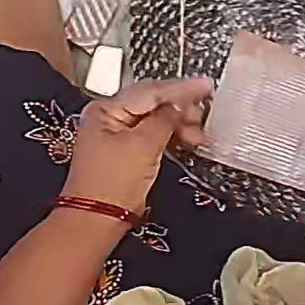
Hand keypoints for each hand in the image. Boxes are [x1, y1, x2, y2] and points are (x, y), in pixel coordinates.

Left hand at [63, 77, 212, 214]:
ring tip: (200, 132)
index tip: (205, 85)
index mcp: (106, 110)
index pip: (150, 91)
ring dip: (179, 123)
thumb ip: (165, 119)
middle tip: (206, 111)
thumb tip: (180, 105)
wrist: (98, 219)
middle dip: (182, 107)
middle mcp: (109, 118)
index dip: (181, 88)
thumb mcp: (143, 145)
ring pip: (155, 119)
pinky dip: (171, 135)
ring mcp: (117, 135)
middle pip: (152, 103)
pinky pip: (153, 134)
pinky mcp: (126, 151)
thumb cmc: (112, 183)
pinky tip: (188, 138)